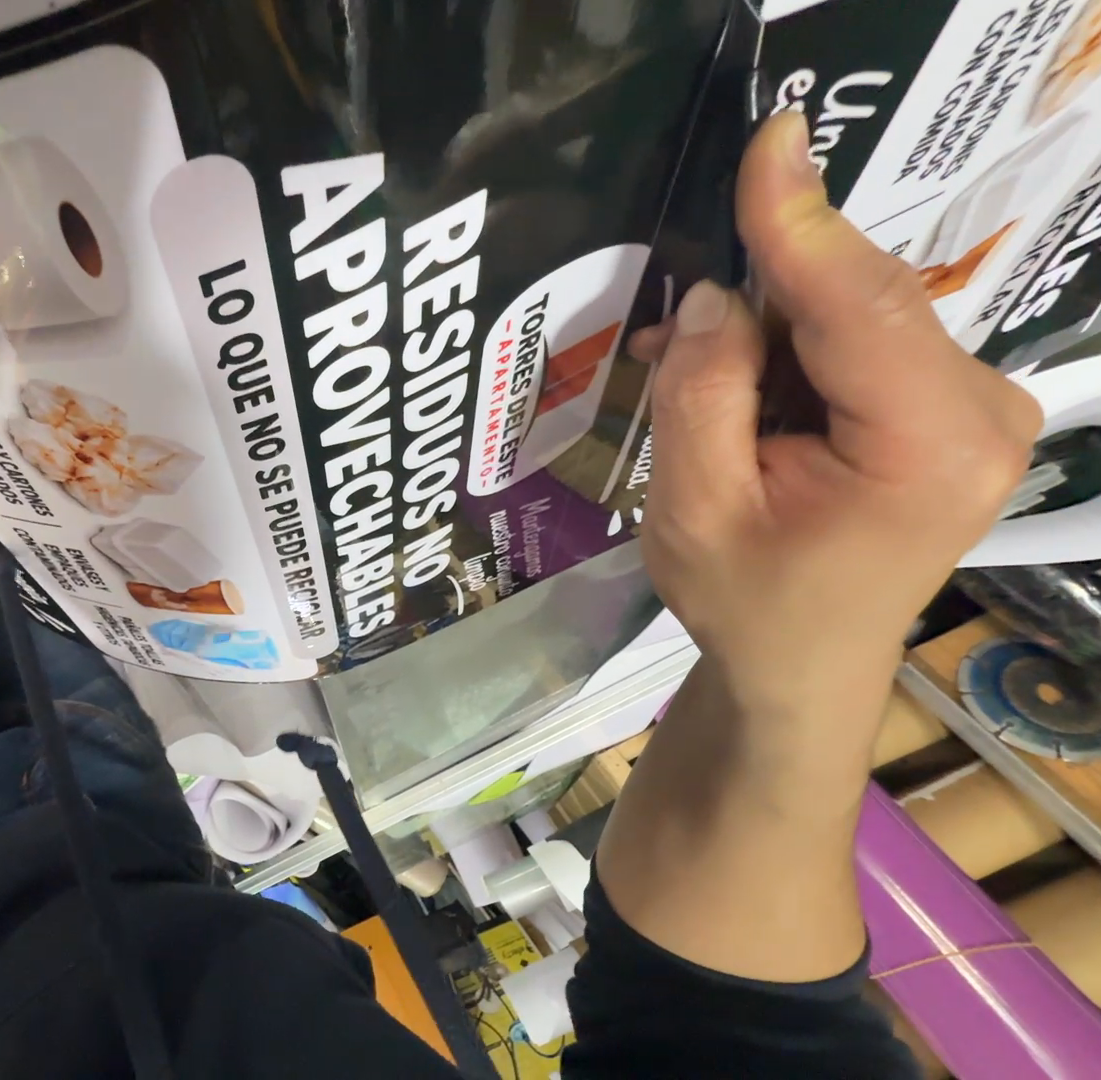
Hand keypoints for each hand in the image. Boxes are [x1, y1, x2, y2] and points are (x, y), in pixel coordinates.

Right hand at [630, 111, 1042, 737]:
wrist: (796, 666)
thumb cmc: (743, 601)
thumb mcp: (695, 506)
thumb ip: (703, 397)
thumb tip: (712, 301)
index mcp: (925, 443)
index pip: (859, 305)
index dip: (803, 222)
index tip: (770, 138)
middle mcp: (974, 411)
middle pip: (858, 306)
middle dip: (761, 293)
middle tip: (668, 319)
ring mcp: (964, 411)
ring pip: (848, 324)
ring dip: (757, 332)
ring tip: (675, 369)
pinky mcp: (934, 415)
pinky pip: (850, 352)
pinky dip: (778, 356)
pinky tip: (720, 382)